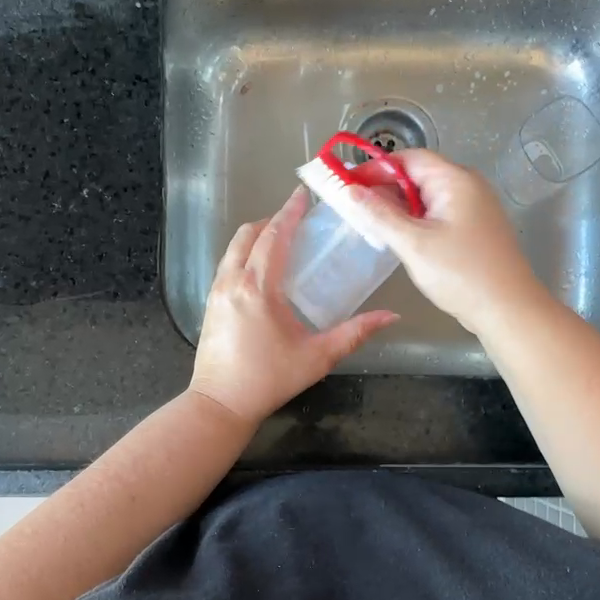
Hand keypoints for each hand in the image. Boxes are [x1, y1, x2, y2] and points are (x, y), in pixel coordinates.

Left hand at [189, 187, 399, 425]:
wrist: (220, 404)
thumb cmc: (269, 380)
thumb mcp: (317, 357)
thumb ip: (354, 334)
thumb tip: (390, 316)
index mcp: (258, 288)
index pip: (274, 237)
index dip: (289, 213)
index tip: (302, 195)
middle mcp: (232, 282)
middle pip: (247, 236)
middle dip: (270, 221)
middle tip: (294, 219)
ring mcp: (216, 293)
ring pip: (232, 250)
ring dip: (254, 238)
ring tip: (278, 241)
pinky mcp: (209, 306)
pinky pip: (226, 267)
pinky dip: (242, 256)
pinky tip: (259, 271)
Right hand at [344, 149, 547, 335]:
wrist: (507, 308)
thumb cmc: (460, 273)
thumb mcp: (414, 244)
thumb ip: (380, 215)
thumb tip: (351, 190)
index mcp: (455, 179)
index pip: (409, 158)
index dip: (376, 168)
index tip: (347, 184)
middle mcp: (467, 185)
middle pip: (418, 175)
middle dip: (385, 188)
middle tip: (354, 208)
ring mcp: (473, 207)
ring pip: (427, 197)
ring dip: (398, 207)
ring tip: (370, 224)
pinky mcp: (473, 228)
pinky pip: (438, 214)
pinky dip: (415, 220)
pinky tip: (398, 237)